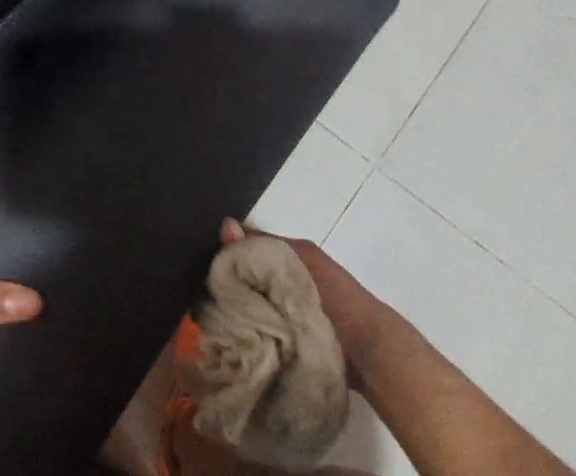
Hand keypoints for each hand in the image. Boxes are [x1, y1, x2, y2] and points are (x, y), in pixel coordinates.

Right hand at [220, 218, 384, 377]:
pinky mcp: (293, 335)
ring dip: (241, 307)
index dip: (227, 255)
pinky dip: (253, 326)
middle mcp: (289, 278)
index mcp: (292, 255)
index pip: (249, 247)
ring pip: (256, 300)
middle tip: (206, 299)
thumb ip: (266, 248)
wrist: (372, 352)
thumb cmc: (339, 301)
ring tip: (215, 320)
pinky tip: (236, 337)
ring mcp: (291, 308)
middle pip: (250, 275)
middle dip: (230, 284)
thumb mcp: (302, 265)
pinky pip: (264, 323)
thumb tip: (226, 224)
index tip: (204, 268)